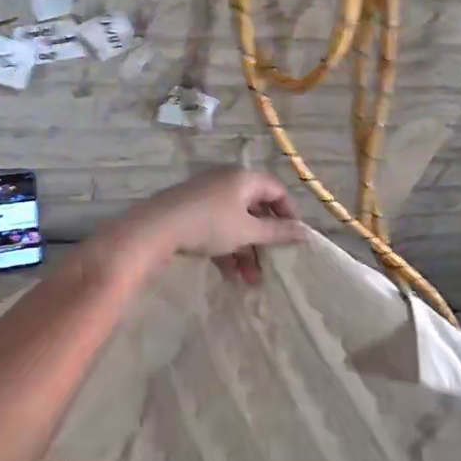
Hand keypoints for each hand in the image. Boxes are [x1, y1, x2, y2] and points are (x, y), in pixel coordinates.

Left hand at [102, 168, 306, 282]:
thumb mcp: (247, 232)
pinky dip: (226, 249)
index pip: (277, 190)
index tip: (295, 238)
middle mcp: (226, 182)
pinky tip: (229, 276)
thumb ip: (277, 232)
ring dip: (245, 252)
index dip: (289, 213)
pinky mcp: (190, 212)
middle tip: (271, 266)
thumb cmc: (209, 225)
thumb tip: (306, 232)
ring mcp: (206, 197)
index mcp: (243, 178)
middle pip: (255, 209)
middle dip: (264, 242)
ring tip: (250, 282)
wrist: (155, 228)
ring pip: (235, 223)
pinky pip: (216, 228)